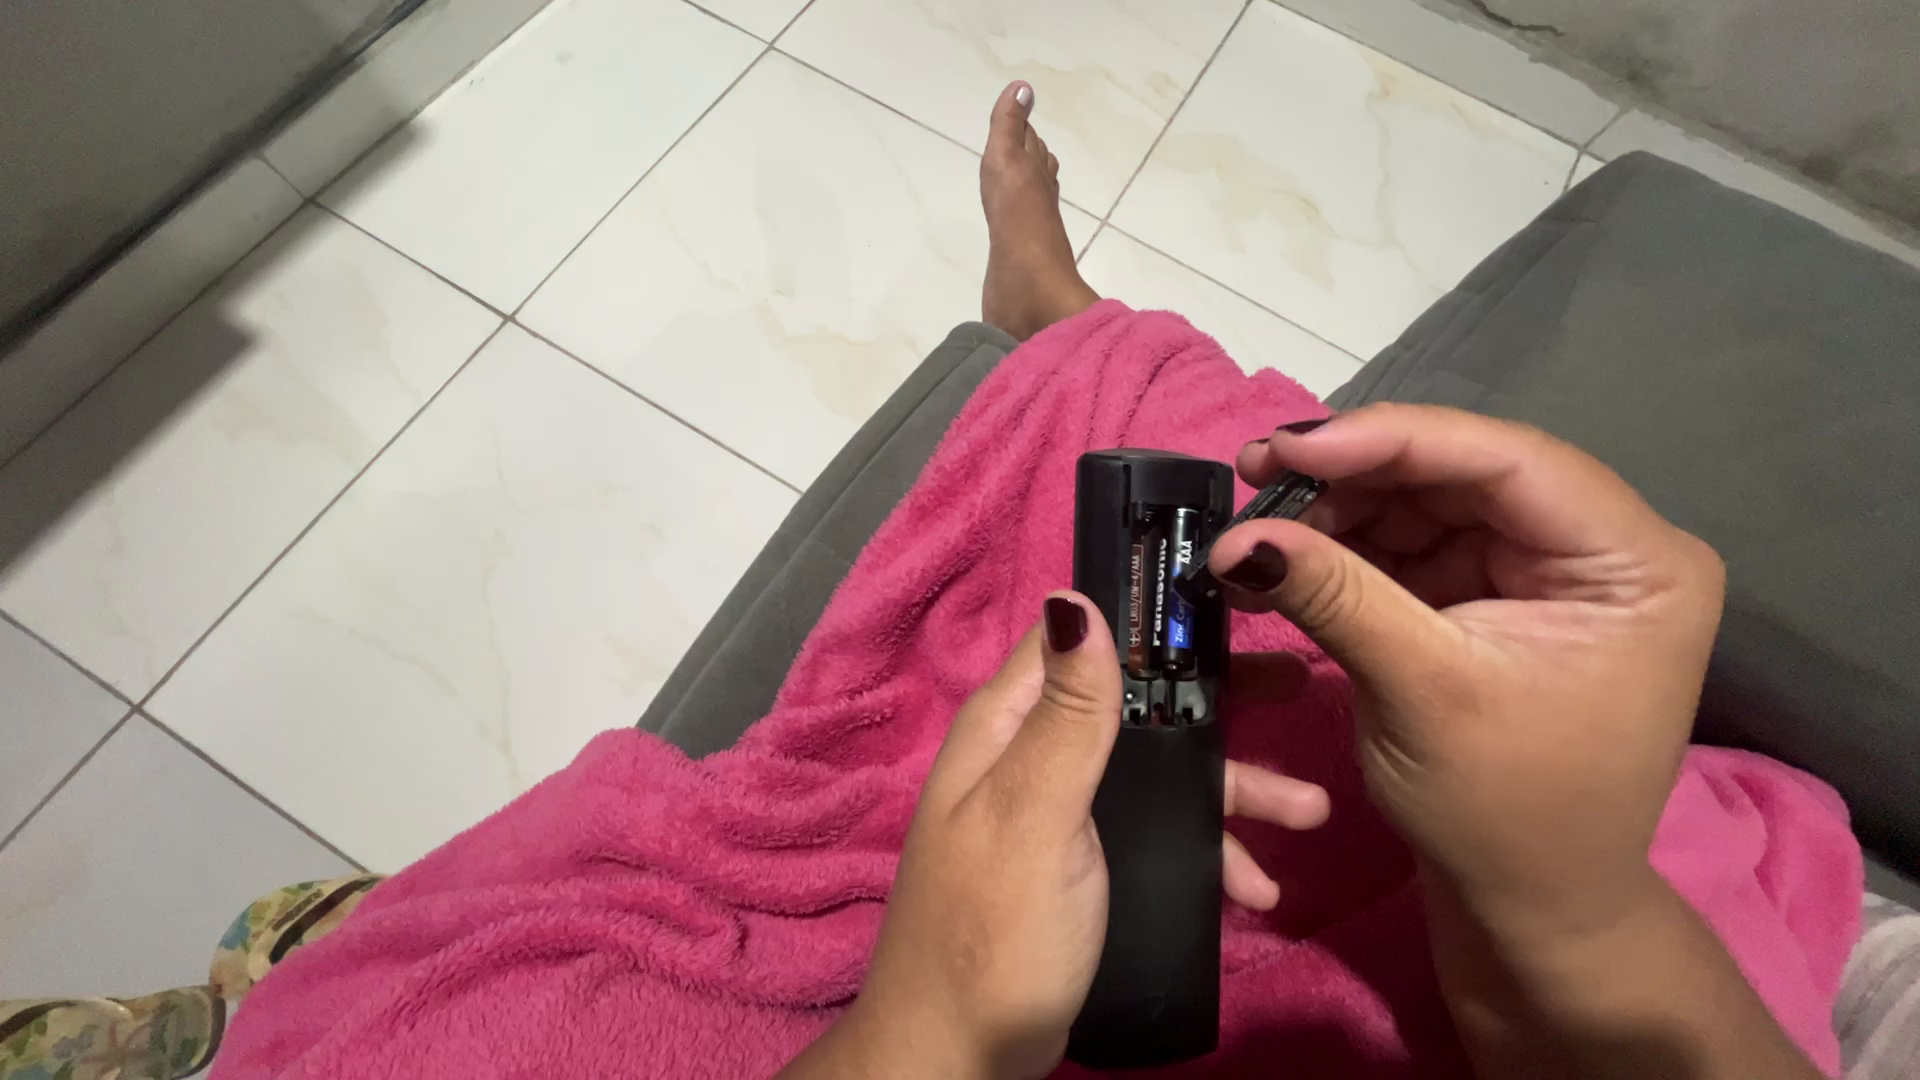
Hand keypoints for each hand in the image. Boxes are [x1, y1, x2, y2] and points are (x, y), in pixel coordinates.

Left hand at [780, 594, 1328, 1079]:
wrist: (963, 1055)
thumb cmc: (996, 928)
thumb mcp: (1036, 812)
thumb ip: (1066, 714)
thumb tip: (1074, 599)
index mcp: (1010, 720)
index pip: (1078, 635)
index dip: (1146, 617)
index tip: (1230, 612)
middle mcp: (1035, 746)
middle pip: (1135, 698)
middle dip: (1216, 704)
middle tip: (1298, 695)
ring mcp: (1063, 802)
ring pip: (1155, 766)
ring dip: (1228, 786)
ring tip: (1308, 811)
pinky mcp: (1085, 853)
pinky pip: (1154, 826)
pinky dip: (1205, 845)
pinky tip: (1255, 885)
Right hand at [1214, 405, 1723, 938]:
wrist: (1521, 890)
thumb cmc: (1504, 806)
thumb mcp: (1419, 692)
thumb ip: (1332, 597)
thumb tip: (1234, 538)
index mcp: (1628, 564)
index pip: (1508, 462)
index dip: (1392, 439)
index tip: (1289, 448)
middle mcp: (1582, 546)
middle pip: (1451, 471)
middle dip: (1345, 472)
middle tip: (1253, 475)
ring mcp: (1521, 565)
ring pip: (1411, 499)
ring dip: (1326, 509)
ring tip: (1251, 530)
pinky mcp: (1468, 589)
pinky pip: (1390, 542)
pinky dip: (1327, 547)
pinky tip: (1273, 559)